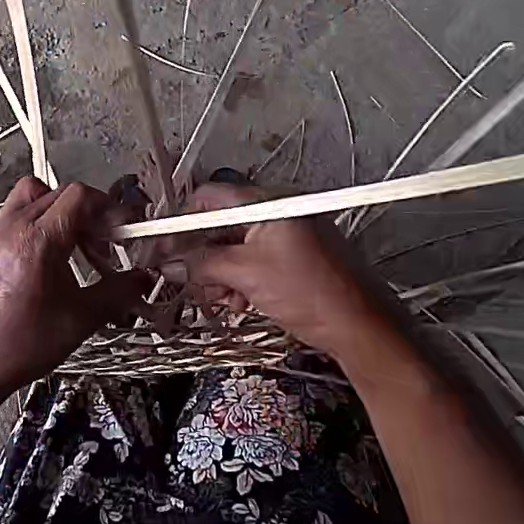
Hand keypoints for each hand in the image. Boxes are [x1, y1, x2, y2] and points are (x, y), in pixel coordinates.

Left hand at [0, 178, 145, 409]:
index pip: (79, 197)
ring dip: (61, 209)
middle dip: (89, 213)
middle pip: (61, 193)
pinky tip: (51, 254)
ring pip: (34, 194)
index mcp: (38, 243)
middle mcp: (14, 228)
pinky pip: (16, 212)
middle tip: (104, 243)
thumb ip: (119, 292)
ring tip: (75, 243)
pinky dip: (39, 220)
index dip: (107, 208)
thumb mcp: (81, 319)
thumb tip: (145, 278)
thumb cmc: (23, 344)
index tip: (120, 230)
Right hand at [155, 182, 406, 366]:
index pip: (208, 198)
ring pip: (232, 247)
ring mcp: (283, 234)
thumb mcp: (247, 274)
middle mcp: (273, 211)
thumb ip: (203, 264)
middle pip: (219, 224)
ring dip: (218, 273)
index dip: (181, 222)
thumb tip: (168, 264)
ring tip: (220, 300)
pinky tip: (238, 303)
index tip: (163, 250)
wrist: (360, 325)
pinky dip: (238, 280)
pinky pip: (251, 260)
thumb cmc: (306, 291)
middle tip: (192, 285)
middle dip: (200, 256)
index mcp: (265, 203)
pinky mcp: (290, 256)